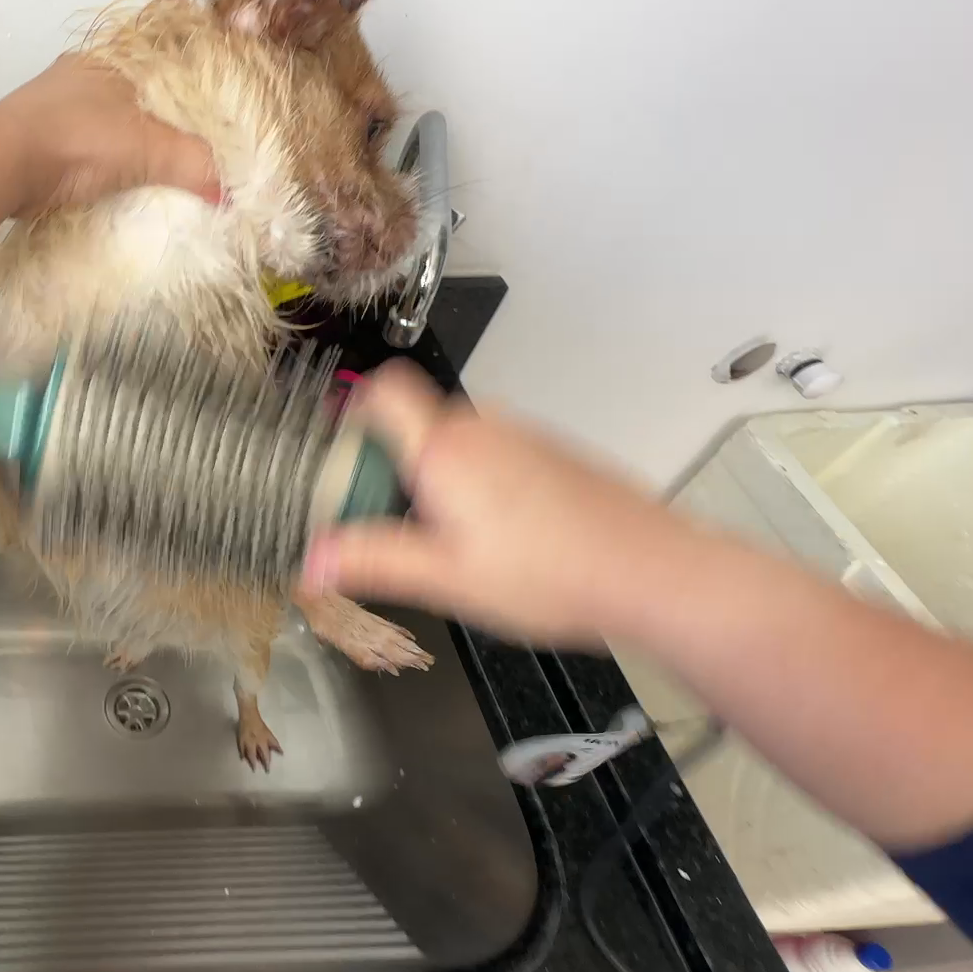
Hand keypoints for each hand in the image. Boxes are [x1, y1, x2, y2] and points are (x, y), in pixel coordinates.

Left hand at [0, 56, 221, 218]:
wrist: (3, 165)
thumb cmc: (77, 141)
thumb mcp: (146, 149)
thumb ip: (190, 163)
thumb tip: (225, 191)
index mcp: (111, 62)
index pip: (162, 71)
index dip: (187, 99)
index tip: (206, 131)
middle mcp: (81, 77)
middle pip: (133, 102)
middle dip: (155, 131)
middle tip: (181, 163)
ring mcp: (53, 109)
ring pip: (103, 128)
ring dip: (123, 153)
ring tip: (149, 180)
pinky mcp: (36, 143)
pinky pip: (80, 154)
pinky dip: (96, 171)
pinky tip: (108, 190)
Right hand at [300, 361, 703, 645]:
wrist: (660, 576)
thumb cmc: (558, 575)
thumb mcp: (445, 578)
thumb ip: (371, 561)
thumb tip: (312, 560)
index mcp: (447, 448)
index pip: (383, 393)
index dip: (351, 412)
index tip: (341, 454)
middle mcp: (484, 427)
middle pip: (411, 425)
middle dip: (390, 469)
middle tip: (393, 525)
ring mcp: (522, 436)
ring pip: (451, 440)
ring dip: (433, 478)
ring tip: (449, 538)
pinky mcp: (550, 453)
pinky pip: (489, 453)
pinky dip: (474, 482)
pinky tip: (496, 536)